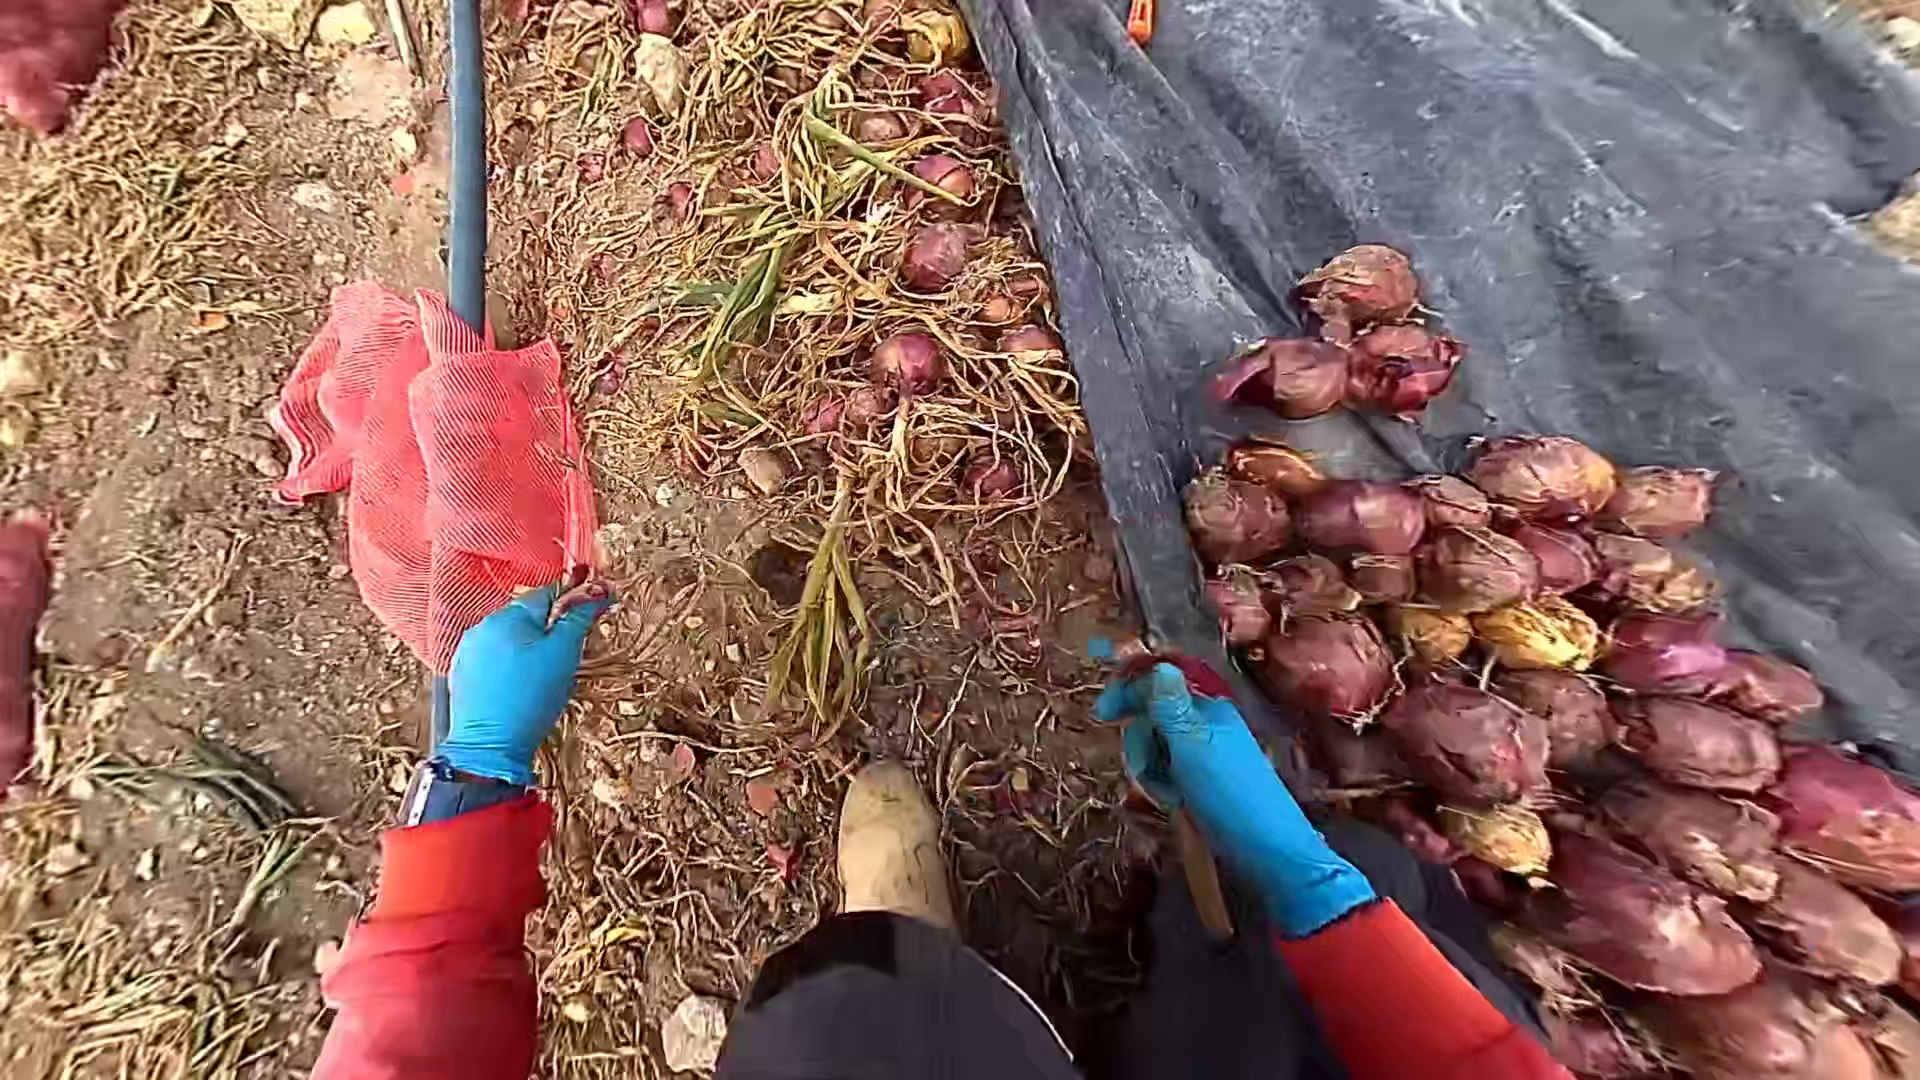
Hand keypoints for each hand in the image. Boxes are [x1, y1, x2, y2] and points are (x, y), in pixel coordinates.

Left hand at [439, 583, 611, 784]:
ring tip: (552, 670)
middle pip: (531, 616)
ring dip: (538, 645)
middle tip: (574, 650)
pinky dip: (519, 662)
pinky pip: (500, 657)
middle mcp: (481, 629)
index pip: (548, 594)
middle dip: (556, 627)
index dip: (575, 600)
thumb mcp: (564, 653)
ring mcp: (469, 653)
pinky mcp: (466, 675)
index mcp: (505, 619)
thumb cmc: (531, 696)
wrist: (491, 747)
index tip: (595, 611)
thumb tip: (599, 590)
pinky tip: (529, 682)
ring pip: (516, 637)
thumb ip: (579, 617)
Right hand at [1094, 662, 1375, 935]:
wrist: (1268, 852)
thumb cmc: (1232, 793)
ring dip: (1147, 763)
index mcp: (1204, 703)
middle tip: (1139, 764)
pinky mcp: (1192, 774)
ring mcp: (1195, 748)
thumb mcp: (1193, 746)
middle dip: (1138, 737)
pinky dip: (1158, 779)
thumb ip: (1170, 706)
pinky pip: (1160, 764)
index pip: (1157, 678)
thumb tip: (1160, 664)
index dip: (1128, 688)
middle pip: (1147, 710)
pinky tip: (1171, 799)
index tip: (1104, 712)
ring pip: (1150, 739)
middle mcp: (1198, 719)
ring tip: (1165, 789)